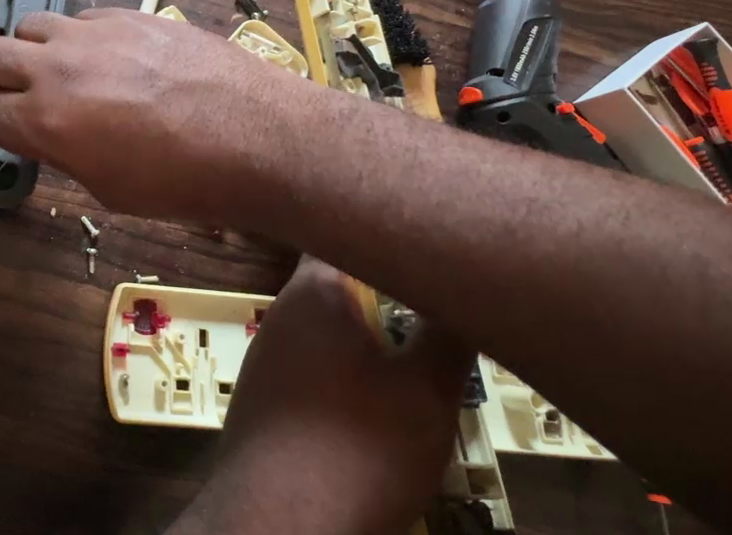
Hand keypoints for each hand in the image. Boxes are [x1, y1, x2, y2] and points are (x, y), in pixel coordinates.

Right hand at [0, 8, 322, 227]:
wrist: (257, 137)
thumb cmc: (183, 183)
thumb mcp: (108, 188)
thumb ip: (64, 153)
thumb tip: (51, 135)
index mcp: (46, 121)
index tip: (12, 131)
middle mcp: (58, 68)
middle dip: (1, 79)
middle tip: (26, 96)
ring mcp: (93, 33)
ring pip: (34, 25)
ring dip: (37, 49)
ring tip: (67, 70)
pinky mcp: (129, 13)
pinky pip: (84, 18)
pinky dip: (84, 38)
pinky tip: (114, 59)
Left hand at [170, 258, 472, 534]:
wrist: (276, 522)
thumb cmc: (357, 448)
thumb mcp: (426, 392)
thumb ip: (448, 333)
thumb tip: (466, 284)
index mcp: (312, 291)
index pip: (343, 229)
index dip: (385, 227)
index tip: (427, 231)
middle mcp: (282, 311)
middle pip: (339, 279)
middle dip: (388, 288)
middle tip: (438, 300)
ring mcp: (268, 353)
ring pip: (328, 323)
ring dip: (369, 332)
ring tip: (417, 348)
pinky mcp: (266, 394)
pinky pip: (313, 360)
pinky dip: (345, 366)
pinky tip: (373, 397)